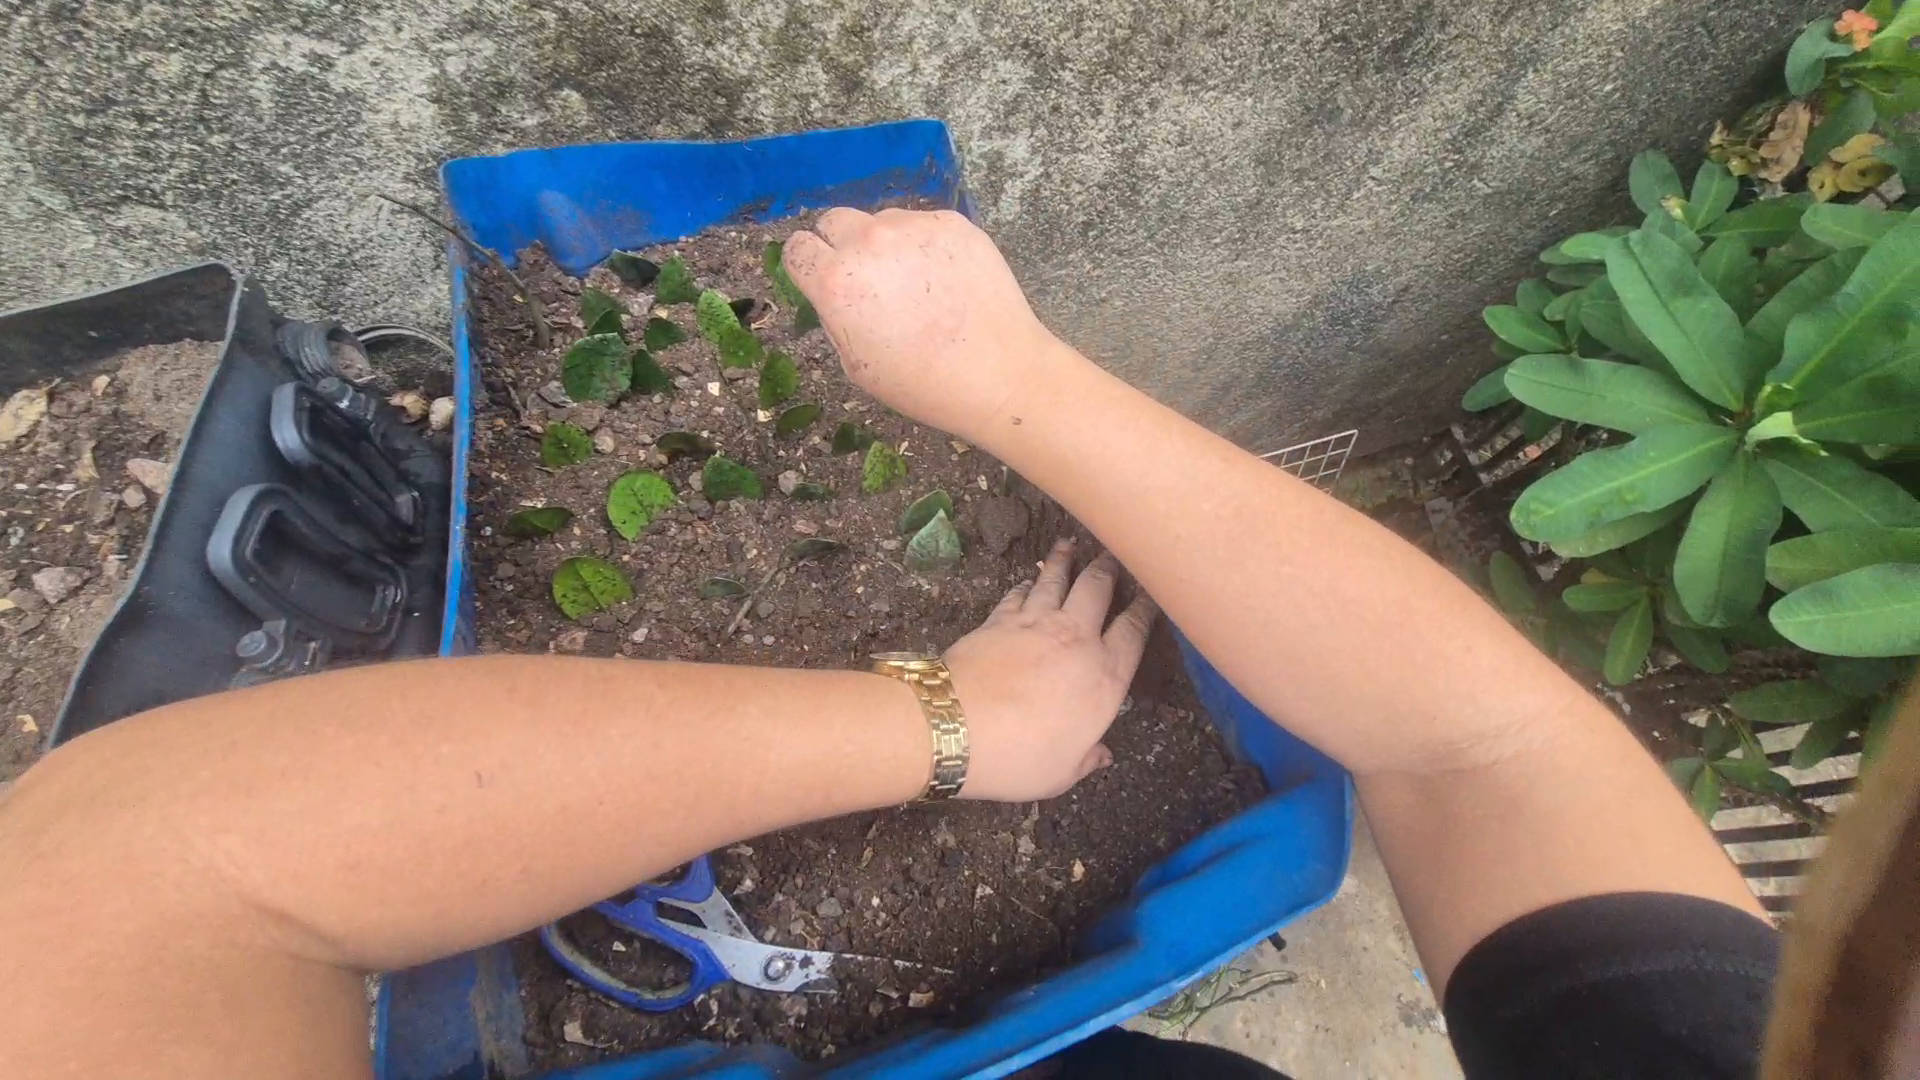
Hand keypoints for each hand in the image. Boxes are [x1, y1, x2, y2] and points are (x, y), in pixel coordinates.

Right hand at [783, 208, 1074, 442]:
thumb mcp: (858, 367)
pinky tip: (947, 282)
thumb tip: (834, 294)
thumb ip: (836, 318)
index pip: (797, 249)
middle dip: (842, 247)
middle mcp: (869, 242)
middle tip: (870, 283)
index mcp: (837, 283)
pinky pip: (924, 226)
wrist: (999, 374)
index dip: (809, 266)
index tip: (823, 279)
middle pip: (835, 221)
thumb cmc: (924, 384)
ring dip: (887, 245)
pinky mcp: (953, 223)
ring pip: (882, 221)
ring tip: (918, 289)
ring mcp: (914, 227)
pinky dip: (927, 247)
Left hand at [940, 538, 1157, 800]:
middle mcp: (1076, 638)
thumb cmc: (1019, 757)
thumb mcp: (1062, 773)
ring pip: (1056, 580)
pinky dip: (1026, 584)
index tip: (1151, 593)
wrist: (956, 725)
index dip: (1145, 608)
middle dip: (1108, 568)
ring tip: (1070, 544)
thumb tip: (1102, 755)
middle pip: (1098, 589)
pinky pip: (1018, 593)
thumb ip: (1086, 758)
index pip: (1134, 631)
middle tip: (1113, 553)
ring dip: (1065, 561)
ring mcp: (1035, 622)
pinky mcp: (999, 618)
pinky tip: (1027, 580)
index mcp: (1105, 676)